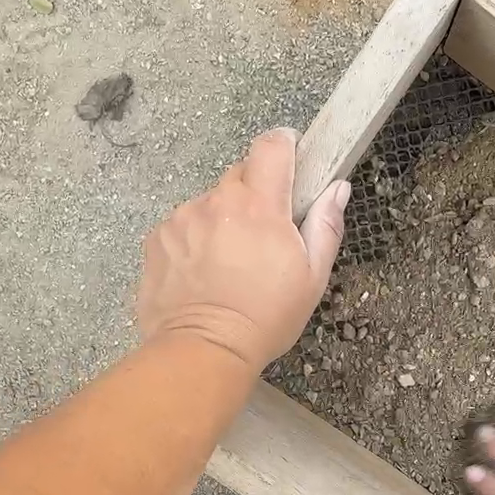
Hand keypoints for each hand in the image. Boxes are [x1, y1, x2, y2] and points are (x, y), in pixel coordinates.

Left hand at [136, 128, 349, 369]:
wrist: (204, 350)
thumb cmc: (267, 317)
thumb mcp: (312, 277)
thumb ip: (327, 226)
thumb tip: (338, 189)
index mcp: (261, 205)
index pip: (271, 146)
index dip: (284, 144)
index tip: (290, 156)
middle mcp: (217, 201)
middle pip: (239, 174)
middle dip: (254, 193)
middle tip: (264, 233)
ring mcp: (182, 218)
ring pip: (209, 202)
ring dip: (221, 219)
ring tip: (229, 263)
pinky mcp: (157, 239)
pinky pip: (182, 226)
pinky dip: (194, 240)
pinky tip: (202, 274)